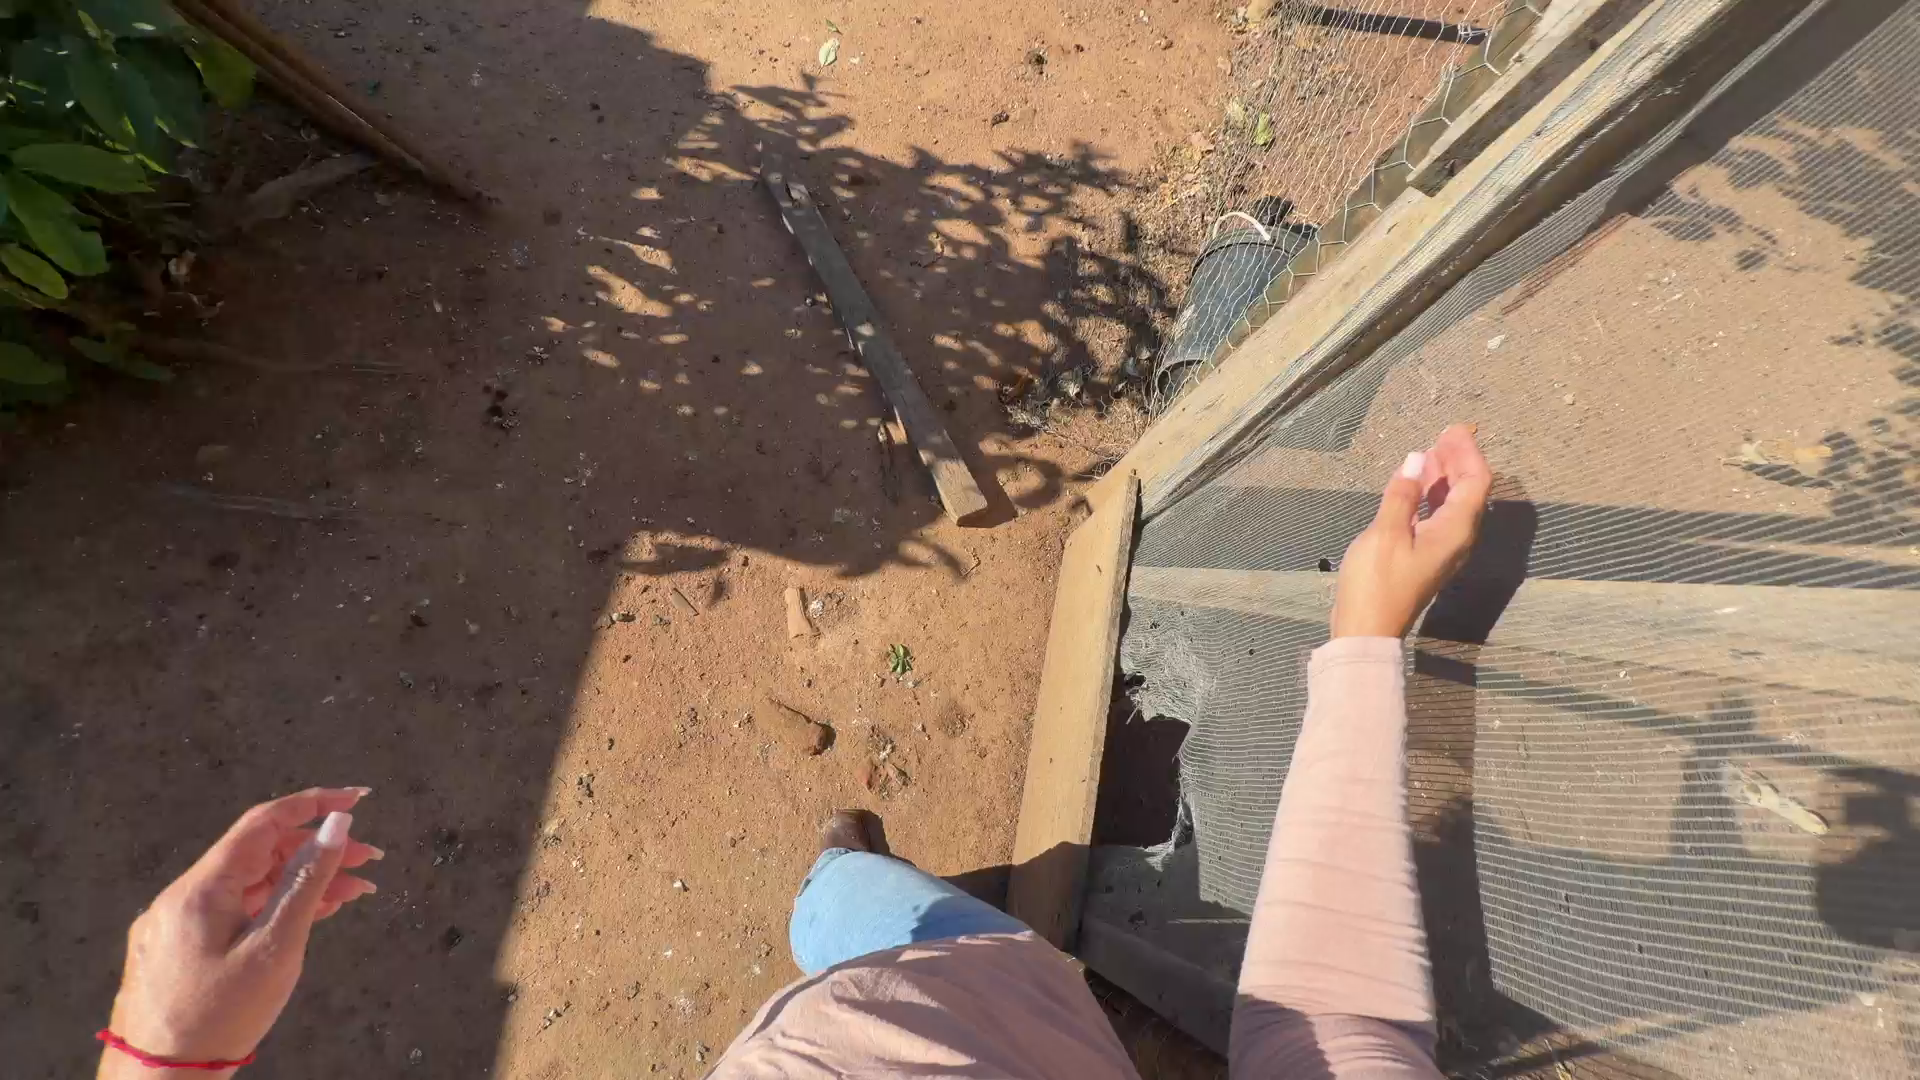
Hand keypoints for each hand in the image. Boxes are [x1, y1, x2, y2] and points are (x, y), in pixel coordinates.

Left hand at [99, 788, 381, 1077]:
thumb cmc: (223, 1012)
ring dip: (308, 877)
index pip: (262, 823)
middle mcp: (183, 898)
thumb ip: (308, 876)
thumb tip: (337, 821)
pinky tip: (320, 909)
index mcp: (200, 891)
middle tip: (371, 859)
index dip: (314, 803)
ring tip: (357, 889)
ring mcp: (179, 923)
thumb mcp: (278, 942)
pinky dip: (284, 900)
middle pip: (262, 852)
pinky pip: (242, 905)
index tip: (361, 799)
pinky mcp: (183, 946)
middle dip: (321, 848)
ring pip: (256, 880)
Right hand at [1331, 424, 1491, 638]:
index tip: (1450, 430)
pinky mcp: (1424, 556)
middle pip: (1468, 492)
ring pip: (1452, 504)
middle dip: (1458, 462)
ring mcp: (1441, 549)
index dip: (1466, 453)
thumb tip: (1416, 460)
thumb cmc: (1376, 581)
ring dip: (1443, 478)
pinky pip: (1437, 517)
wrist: (1366, 627)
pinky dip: (1429, 496)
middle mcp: (1457, 538)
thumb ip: (1403, 495)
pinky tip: (1413, 488)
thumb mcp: (1386, 533)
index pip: (1474, 482)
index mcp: (1455, 530)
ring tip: (1428, 455)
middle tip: (1442, 435)